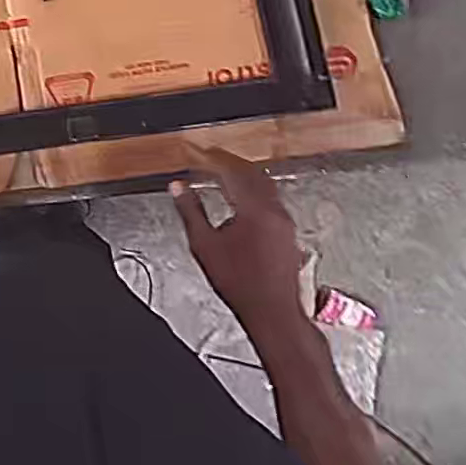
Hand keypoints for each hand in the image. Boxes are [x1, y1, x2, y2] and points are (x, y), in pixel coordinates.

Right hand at [169, 145, 311, 339]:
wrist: (273, 312)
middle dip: (227, 161)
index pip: (229, 171)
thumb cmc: (240, 284)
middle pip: (250, 172)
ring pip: (263, 183)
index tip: (196, 152)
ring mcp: (284, 220)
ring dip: (242, 173)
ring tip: (223, 171)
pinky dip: (253, 188)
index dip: (210, 158)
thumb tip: (178, 188)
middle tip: (208, 156)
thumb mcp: (203, 245)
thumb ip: (190, 211)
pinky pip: (270, 197)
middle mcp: (273, 210)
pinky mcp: (287, 230)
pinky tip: (242, 197)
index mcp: (253, 209)